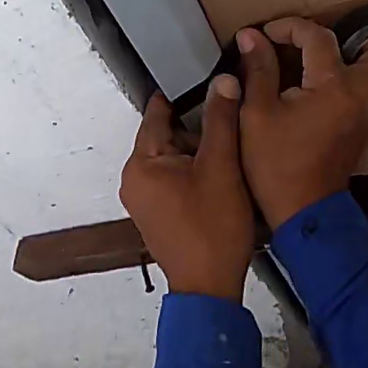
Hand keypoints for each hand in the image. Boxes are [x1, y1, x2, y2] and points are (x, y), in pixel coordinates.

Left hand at [118, 77, 252, 300]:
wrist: (210, 289)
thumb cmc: (212, 227)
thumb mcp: (221, 166)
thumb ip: (220, 119)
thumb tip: (223, 80)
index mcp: (140, 164)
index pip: (158, 112)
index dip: (185, 93)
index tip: (210, 77)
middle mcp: (135, 178)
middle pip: (169, 134)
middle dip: (199, 126)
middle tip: (232, 117)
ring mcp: (145, 197)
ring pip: (176, 155)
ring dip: (202, 149)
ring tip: (233, 146)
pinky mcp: (159, 211)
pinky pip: (177, 176)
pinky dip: (198, 169)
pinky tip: (224, 171)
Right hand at [236, 18, 367, 228]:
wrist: (304, 211)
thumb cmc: (276, 164)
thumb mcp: (257, 114)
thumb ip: (258, 69)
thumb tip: (251, 35)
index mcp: (334, 87)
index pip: (318, 36)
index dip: (289, 27)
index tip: (266, 34)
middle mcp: (365, 94)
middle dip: (355, 36)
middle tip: (322, 44)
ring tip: (342, 59)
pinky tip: (353, 86)